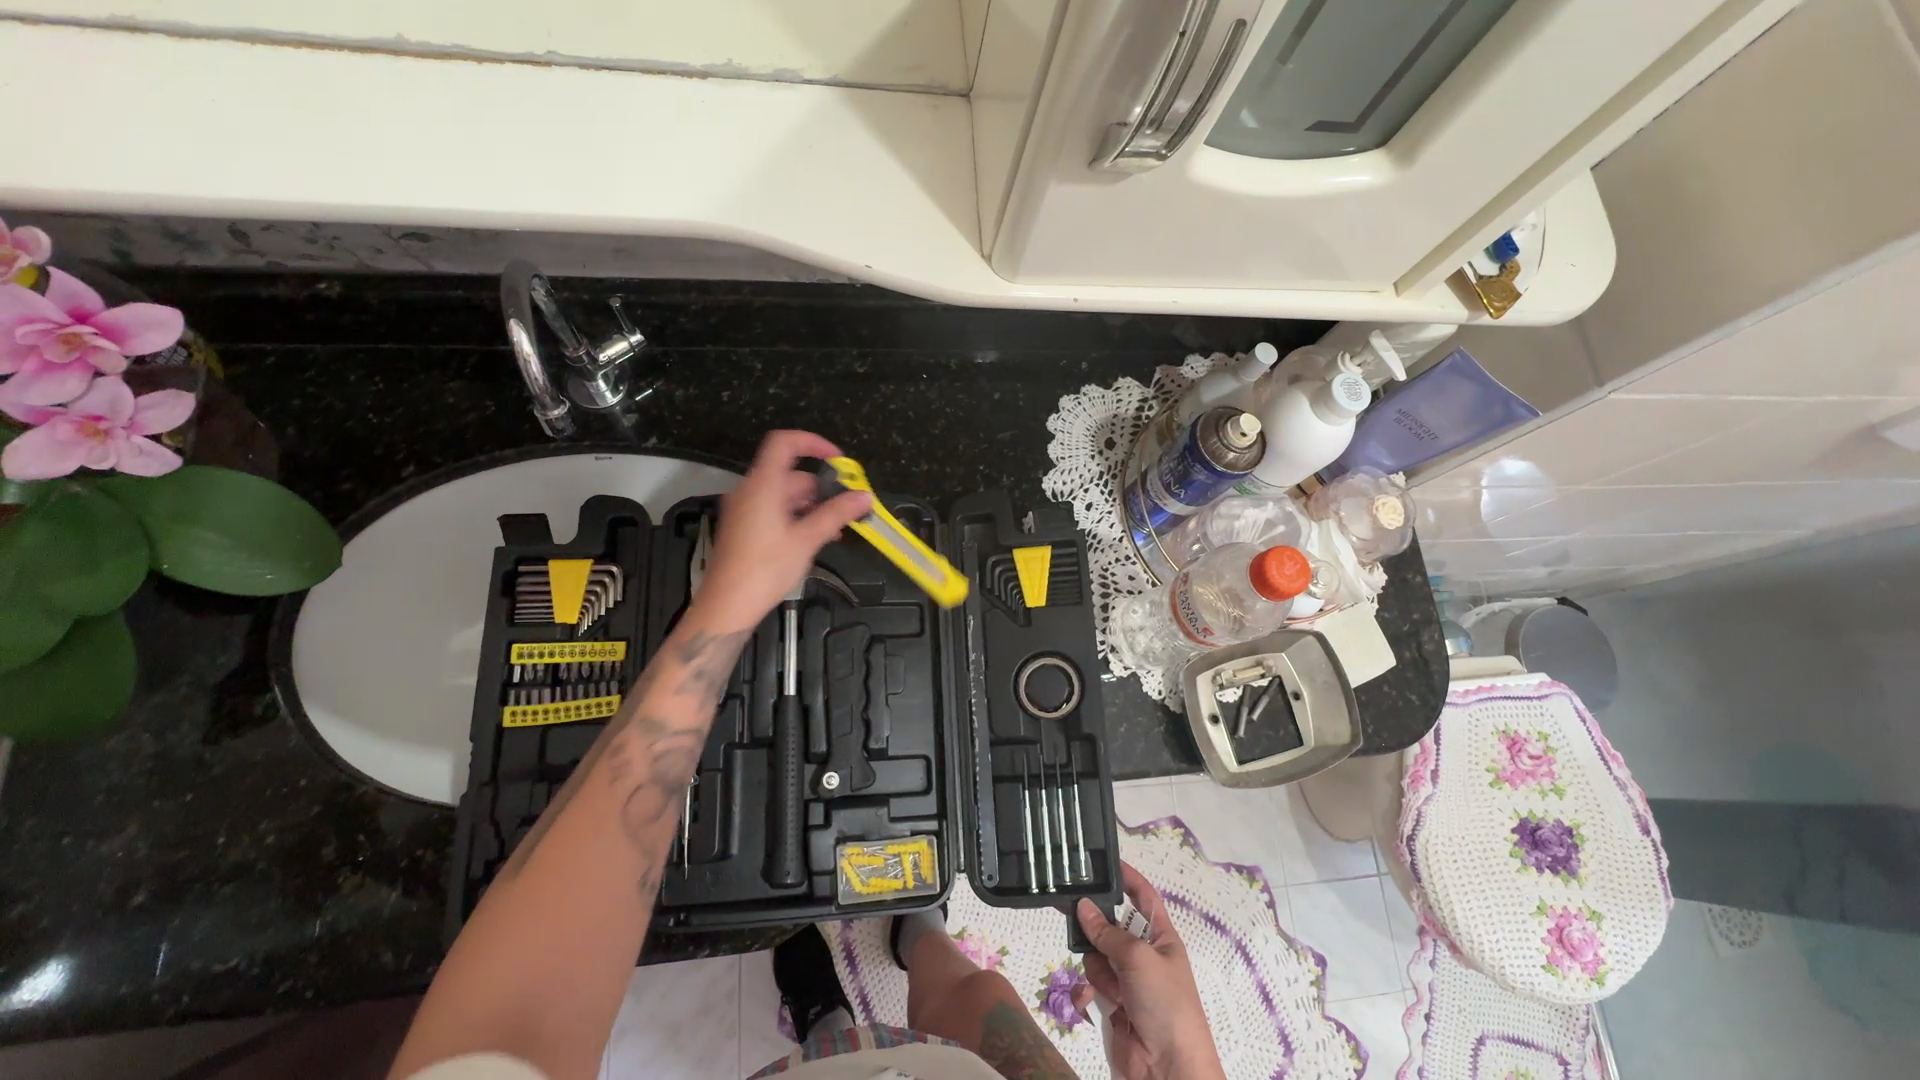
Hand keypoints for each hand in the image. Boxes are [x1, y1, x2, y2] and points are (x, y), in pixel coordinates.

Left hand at [692, 430, 871, 630]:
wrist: (727, 606)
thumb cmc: (763, 570)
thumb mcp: (806, 540)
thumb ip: (836, 514)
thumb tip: (863, 497)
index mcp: (762, 485)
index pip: (785, 442)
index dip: (813, 444)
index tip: (838, 460)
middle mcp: (750, 491)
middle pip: (789, 473)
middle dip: (821, 486)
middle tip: (847, 505)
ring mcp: (745, 509)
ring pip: (784, 494)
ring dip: (812, 505)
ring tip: (836, 526)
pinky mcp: (744, 527)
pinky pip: (774, 510)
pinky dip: (797, 516)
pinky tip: (816, 537)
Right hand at [1073, 863, 1224, 1079]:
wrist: (1168, 1066)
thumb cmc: (1165, 1002)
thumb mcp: (1138, 958)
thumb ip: (1108, 932)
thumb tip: (1083, 906)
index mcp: (1162, 937)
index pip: (1143, 898)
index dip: (1127, 878)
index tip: (1105, 861)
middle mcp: (1144, 954)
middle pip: (1112, 925)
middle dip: (1098, 926)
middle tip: (1076, 915)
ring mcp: (1129, 979)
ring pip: (1098, 952)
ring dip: (1099, 964)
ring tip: (1112, 984)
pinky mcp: (1114, 1001)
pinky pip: (1094, 979)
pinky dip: (1094, 986)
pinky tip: (1101, 998)